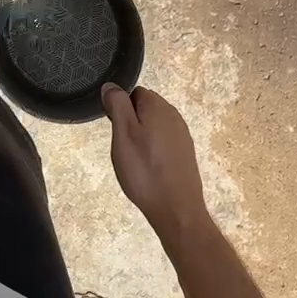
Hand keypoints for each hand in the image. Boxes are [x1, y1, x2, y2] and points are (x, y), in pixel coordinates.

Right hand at [102, 84, 209, 243]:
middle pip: (144, 108)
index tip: (116, 130)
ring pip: (153, 126)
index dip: (120, 108)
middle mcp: (173, 114)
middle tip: (123, 147)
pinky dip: (154, 150)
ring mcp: (182, 135)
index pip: (132, 93)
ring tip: (135, 160)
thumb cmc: (145, 171)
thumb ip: (117, 105)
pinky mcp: (186, 153)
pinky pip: (164, 141)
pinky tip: (149, 169)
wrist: (177, 211)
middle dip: (131, 123)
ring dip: (142, 137)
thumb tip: (111, 85)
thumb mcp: (123, 134)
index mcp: (157, 105)